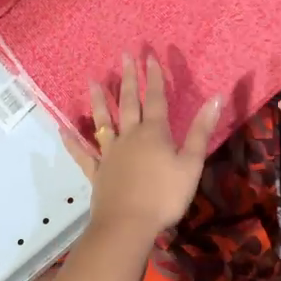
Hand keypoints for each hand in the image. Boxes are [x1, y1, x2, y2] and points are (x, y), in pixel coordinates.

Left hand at [63, 54, 222, 239]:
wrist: (127, 224)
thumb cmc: (164, 196)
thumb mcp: (191, 163)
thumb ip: (201, 130)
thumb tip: (217, 96)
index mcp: (154, 133)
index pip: (156, 99)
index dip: (155, 77)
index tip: (149, 56)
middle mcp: (130, 136)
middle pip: (129, 102)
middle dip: (129, 78)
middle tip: (124, 55)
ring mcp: (110, 153)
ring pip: (103, 121)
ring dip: (99, 101)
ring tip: (92, 81)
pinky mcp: (97, 172)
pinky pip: (83, 154)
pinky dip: (73, 141)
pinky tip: (63, 130)